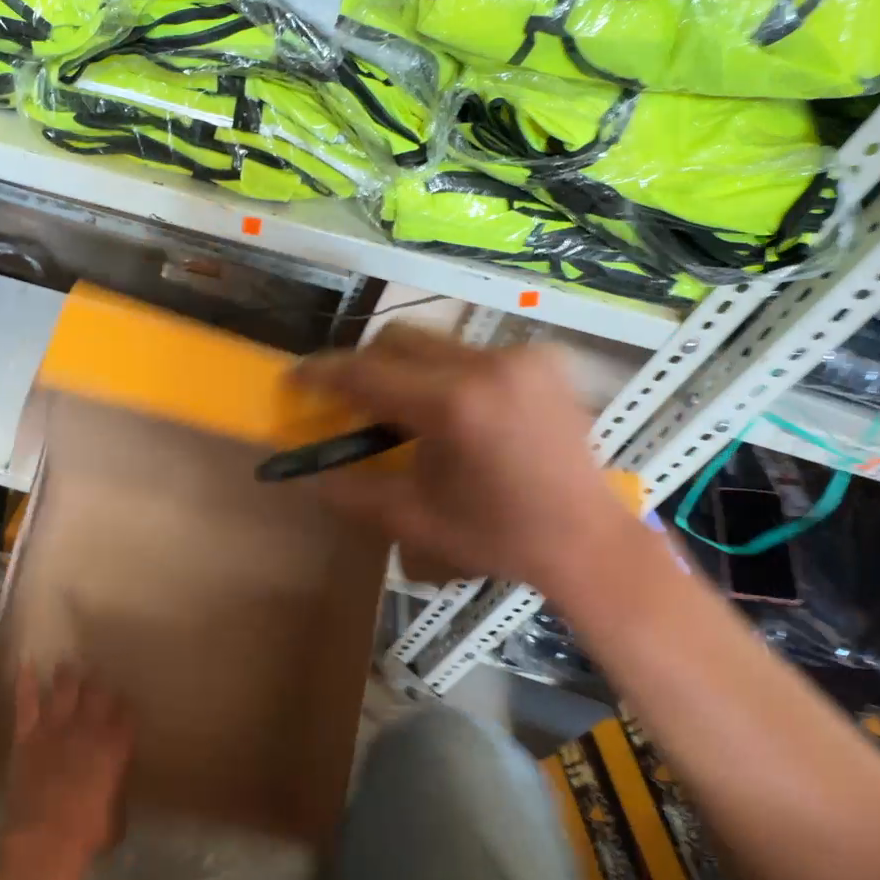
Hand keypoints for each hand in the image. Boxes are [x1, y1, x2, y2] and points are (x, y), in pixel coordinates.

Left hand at [4, 663, 133, 868]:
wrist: (46, 836)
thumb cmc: (88, 832)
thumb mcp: (117, 813)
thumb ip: (117, 788)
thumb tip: (115, 782)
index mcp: (116, 748)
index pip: (127, 716)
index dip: (127, 706)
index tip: (127, 700)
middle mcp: (89, 730)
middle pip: (98, 694)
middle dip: (101, 682)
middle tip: (100, 672)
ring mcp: (56, 728)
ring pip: (65, 690)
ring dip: (68, 675)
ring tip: (70, 663)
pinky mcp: (28, 734)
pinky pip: (26, 702)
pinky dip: (26, 681)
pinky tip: (25, 662)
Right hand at [294, 323, 642, 595]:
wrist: (585, 540)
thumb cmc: (496, 537)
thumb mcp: (412, 520)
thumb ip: (350, 491)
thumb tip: (307, 473)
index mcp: (452, 406)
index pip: (367, 373)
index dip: (322, 374)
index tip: (295, 378)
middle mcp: (487, 366)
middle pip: (398, 339)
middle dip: (363, 365)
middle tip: (348, 399)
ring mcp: (520, 357)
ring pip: (435, 342)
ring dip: (406, 370)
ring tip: (403, 412)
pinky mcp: (542, 360)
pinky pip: (472, 352)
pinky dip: (447, 374)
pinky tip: (453, 412)